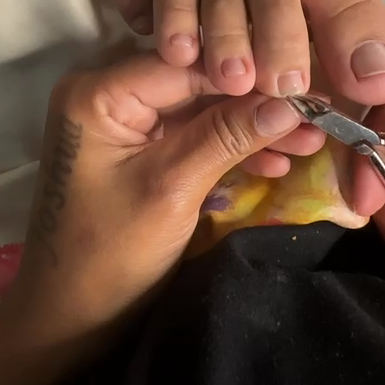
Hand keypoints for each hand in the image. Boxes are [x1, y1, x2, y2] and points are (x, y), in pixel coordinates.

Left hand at [2, 53, 308, 342]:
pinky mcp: (136, 146)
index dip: (246, 74)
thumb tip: (289, 104)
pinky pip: (188, 134)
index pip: (184, 64)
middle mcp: (106, 92)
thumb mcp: (172, 190)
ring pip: (197, 109)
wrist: (69, 320)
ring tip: (309, 141)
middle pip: (193, 83)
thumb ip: (227, 137)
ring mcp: (121, 120)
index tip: (305, 86)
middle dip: (254, 103)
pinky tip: (275, 161)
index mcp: (98, 91)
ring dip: (249, 127)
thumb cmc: (109, 255)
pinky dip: (228, 147)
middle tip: (316, 115)